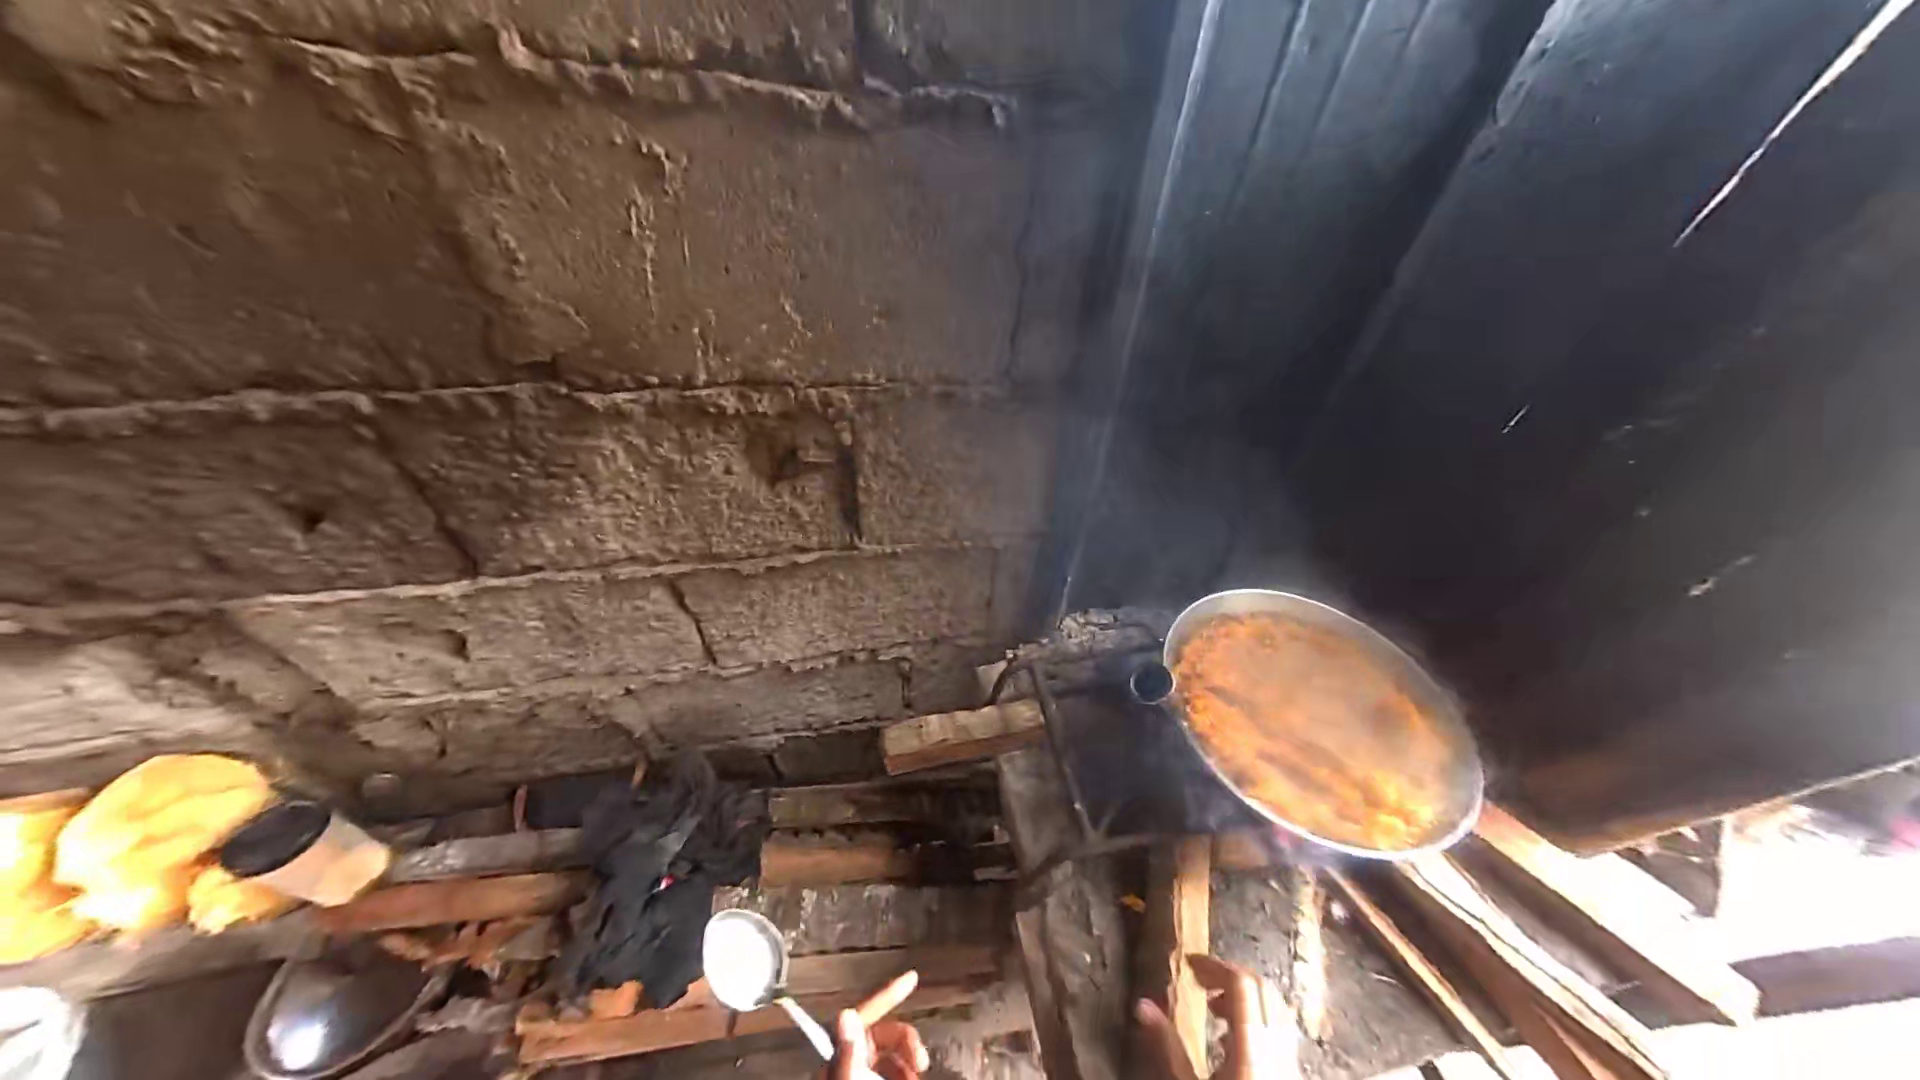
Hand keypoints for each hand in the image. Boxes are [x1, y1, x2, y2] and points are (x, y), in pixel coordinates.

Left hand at [828, 970, 930, 1079]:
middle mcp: (852, 1056)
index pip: (869, 1009)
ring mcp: (861, 1072)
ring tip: (916, 1075)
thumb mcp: (849, 1077)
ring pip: (894, 1055)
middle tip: (921, 1061)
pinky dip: (906, 1074)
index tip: (912, 976)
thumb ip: (848, 1050)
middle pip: (887, 1033)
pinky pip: (895, 1071)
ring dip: (909, 1063)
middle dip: (908, 1042)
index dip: (891, 991)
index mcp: (842, 1047)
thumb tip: (846, 1014)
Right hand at [1136, 954, 1297, 1079]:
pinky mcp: (1290, 1077)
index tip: (1187, 964)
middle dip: (1229, 976)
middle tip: (1199, 981)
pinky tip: (1231, 1039)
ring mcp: (1290, 1066)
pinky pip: (1278, 1031)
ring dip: (1244, 997)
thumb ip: (1167, 1046)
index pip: (1241, 985)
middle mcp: (1277, 1051)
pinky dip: (1255, 1018)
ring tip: (1213, 1008)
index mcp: (1252, 1049)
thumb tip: (1142, 1004)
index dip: (1214, 966)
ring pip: (1274, 1008)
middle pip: (1262, 989)